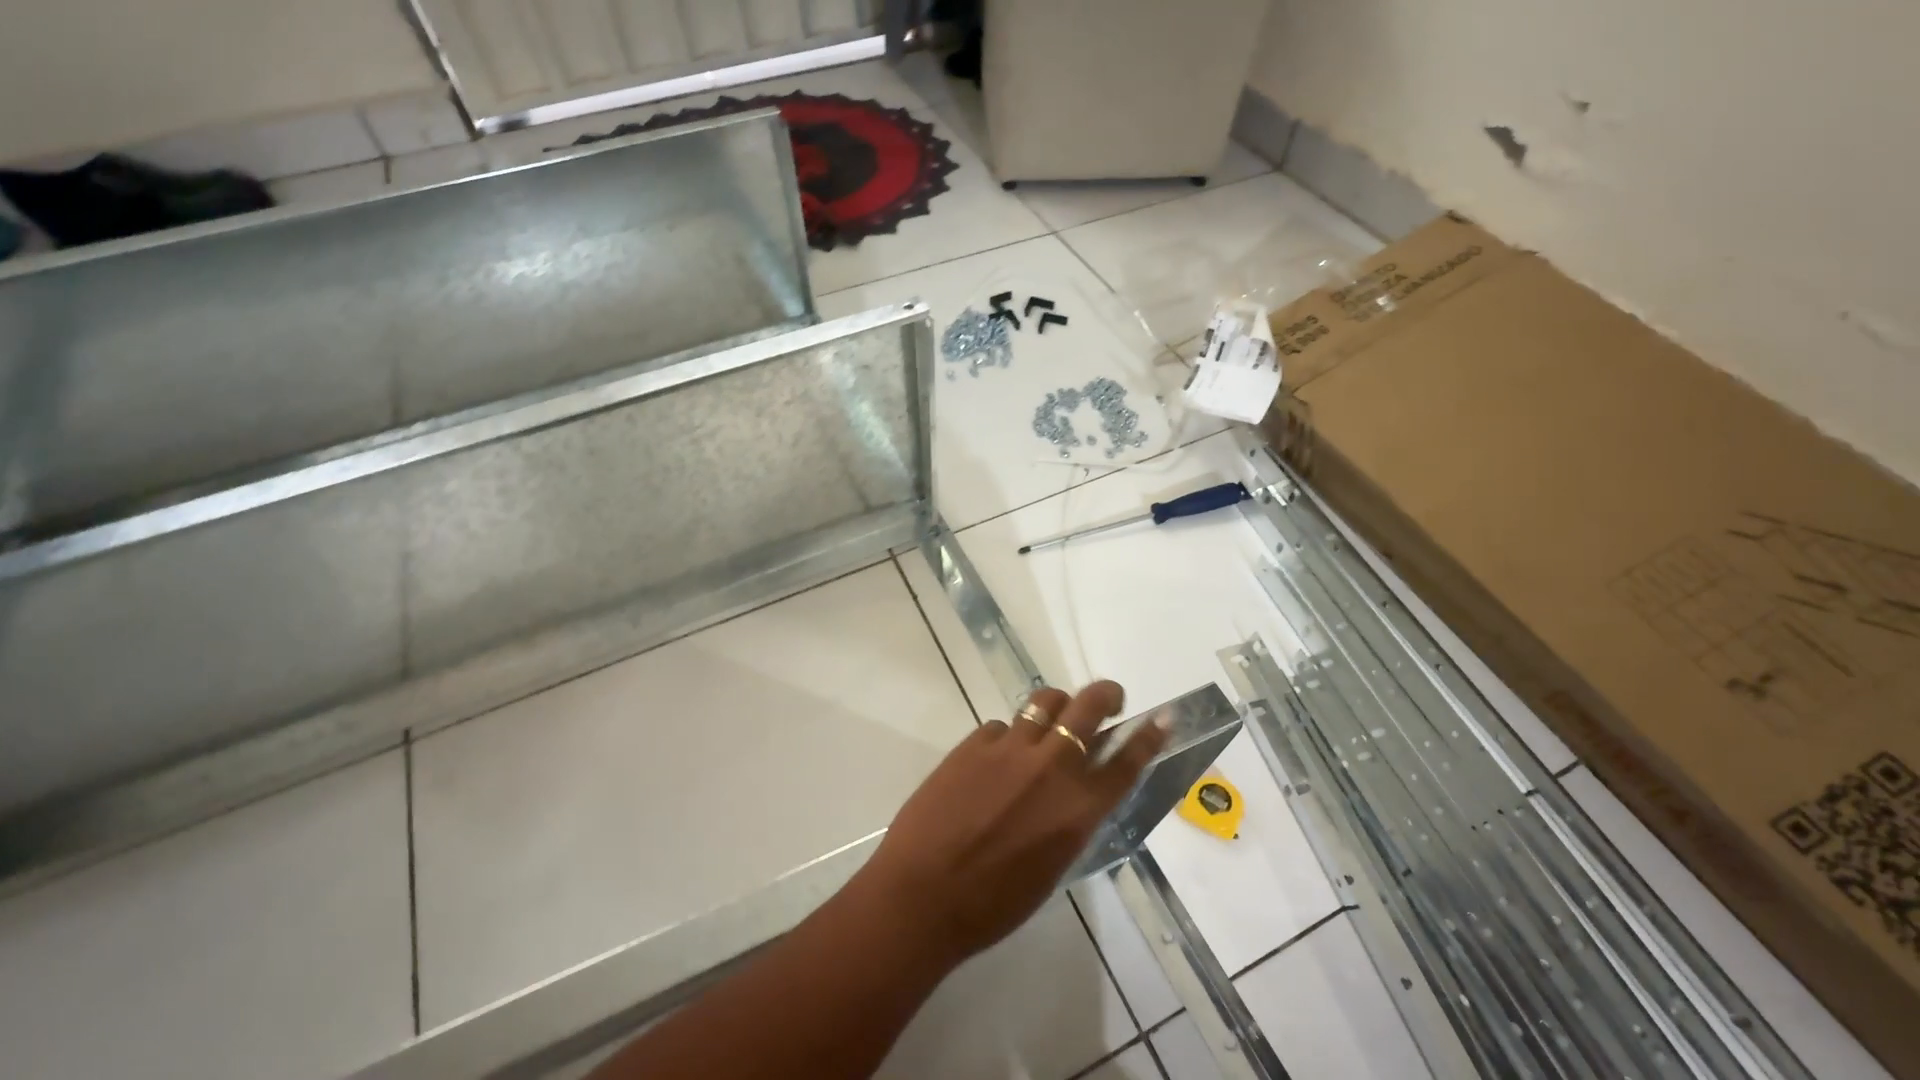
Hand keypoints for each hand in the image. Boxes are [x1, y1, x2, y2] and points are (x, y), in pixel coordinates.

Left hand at [855, 681, 1168, 963]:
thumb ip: (1070, 821)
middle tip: (1107, 699)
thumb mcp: (1051, 866)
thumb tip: (1073, 794)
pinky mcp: (972, 744)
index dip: (1148, 736)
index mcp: (1079, 809)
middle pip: (1088, 708)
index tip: (1161, 717)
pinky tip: (994, 760)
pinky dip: (1007, 738)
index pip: (1126, 761)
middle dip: (1105, 695)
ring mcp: (1009, 749)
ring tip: (1052, 717)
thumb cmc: (993, 904)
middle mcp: (1051, 767)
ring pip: (1044, 701)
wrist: (923, 894)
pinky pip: (1000, 727)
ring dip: (1057, 705)